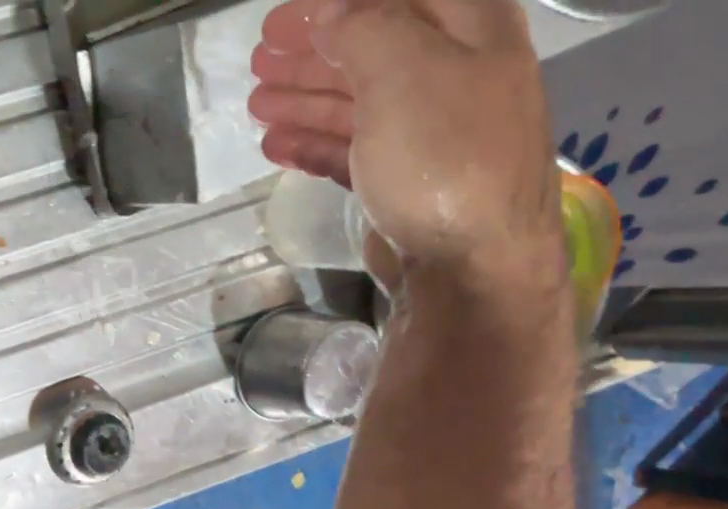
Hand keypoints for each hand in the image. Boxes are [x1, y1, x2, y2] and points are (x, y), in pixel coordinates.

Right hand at [249, 0, 564, 287]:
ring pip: (357, 101)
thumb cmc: (442, 156)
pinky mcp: (403, 182)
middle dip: (315, 47)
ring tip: (256, 102)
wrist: (471, 263)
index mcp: (470, 28)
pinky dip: (313, 144)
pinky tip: (276, 146)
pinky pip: (351, 150)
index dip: (342, 2)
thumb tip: (331, 13)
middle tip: (261, 54)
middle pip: (374, 45)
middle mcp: (453, 73)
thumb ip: (363, 29)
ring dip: (304, 98)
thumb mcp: (403, 71)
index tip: (287, 13)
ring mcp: (427, 132)